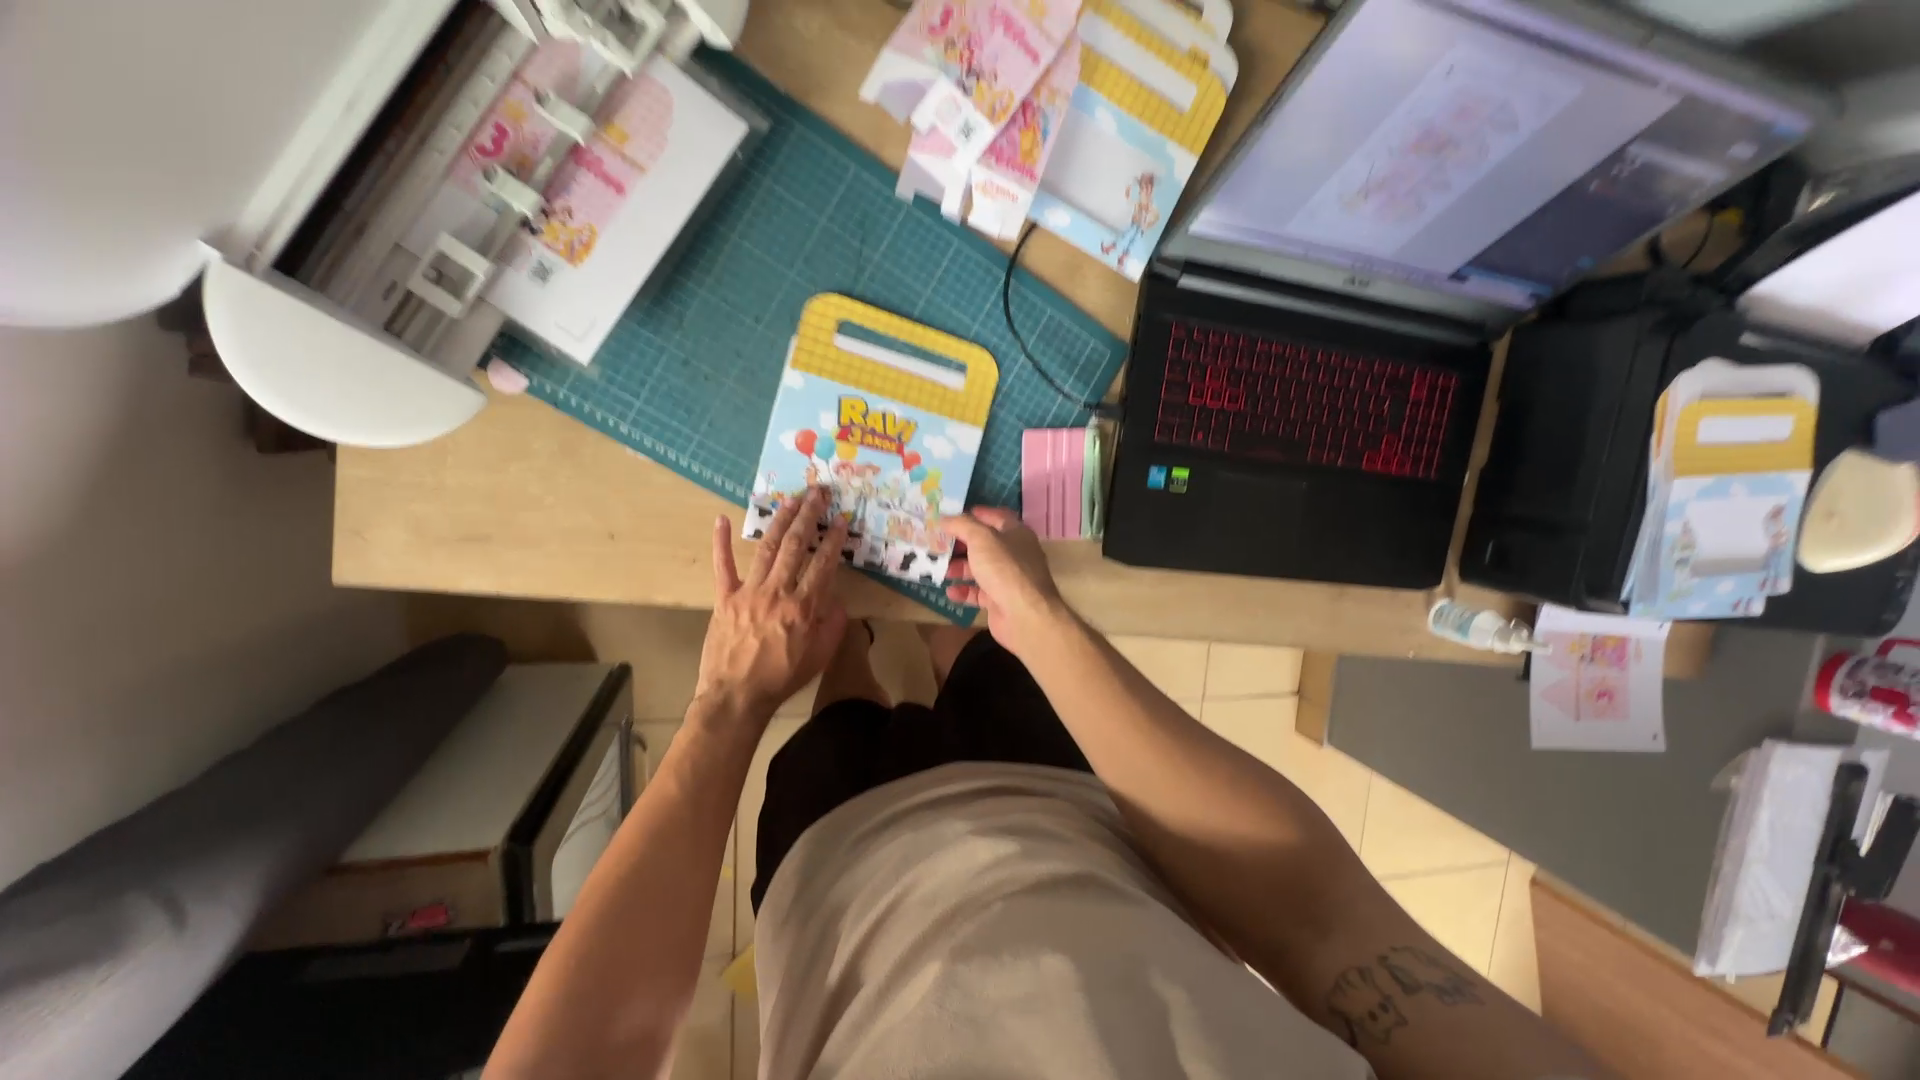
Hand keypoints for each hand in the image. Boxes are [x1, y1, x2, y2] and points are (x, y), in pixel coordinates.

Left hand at [698, 488, 849, 718]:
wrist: (736, 696)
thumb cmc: (782, 679)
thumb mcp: (820, 656)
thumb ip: (833, 625)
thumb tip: (837, 600)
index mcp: (803, 607)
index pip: (823, 564)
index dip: (834, 539)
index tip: (841, 519)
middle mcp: (777, 592)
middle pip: (796, 546)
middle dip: (809, 516)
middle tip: (817, 492)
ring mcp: (748, 592)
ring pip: (767, 549)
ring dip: (779, 521)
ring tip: (790, 500)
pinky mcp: (724, 599)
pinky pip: (723, 566)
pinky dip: (721, 542)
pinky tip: (722, 520)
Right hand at [941, 507, 1069, 658]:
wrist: (1024, 615)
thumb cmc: (1004, 568)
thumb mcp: (981, 538)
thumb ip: (962, 525)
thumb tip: (944, 518)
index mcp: (1016, 533)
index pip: (996, 516)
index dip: (975, 514)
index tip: (952, 515)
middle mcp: (1014, 553)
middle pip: (984, 544)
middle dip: (961, 543)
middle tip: (938, 542)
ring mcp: (1008, 578)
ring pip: (980, 569)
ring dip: (959, 568)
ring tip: (937, 568)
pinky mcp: (1000, 600)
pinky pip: (978, 592)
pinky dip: (964, 591)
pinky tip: (949, 591)